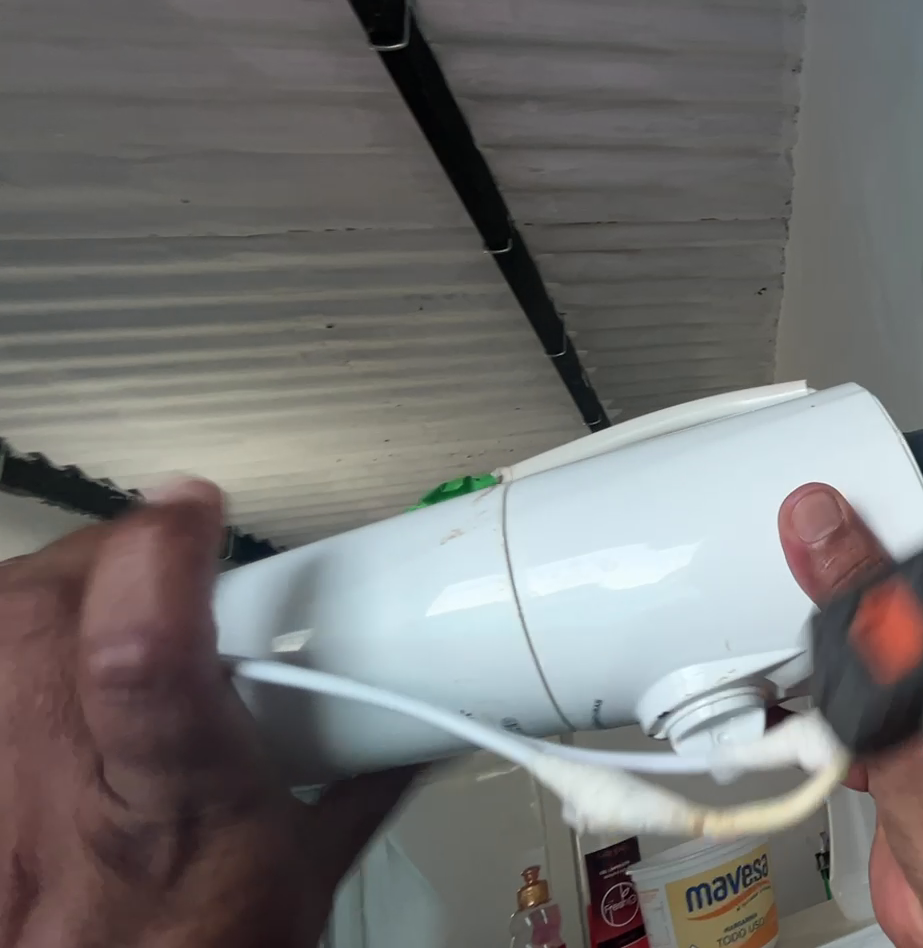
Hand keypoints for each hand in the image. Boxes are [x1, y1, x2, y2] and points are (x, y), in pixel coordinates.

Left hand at [0, 480, 414, 946]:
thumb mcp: (311, 871)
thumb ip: (369, 784)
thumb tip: (428, 727)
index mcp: (179, 799)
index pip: (141, 659)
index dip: (159, 559)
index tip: (196, 503)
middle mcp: (56, 794)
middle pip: (23, 621)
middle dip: (91, 547)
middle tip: (154, 537)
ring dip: (33, 587)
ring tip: (94, 578)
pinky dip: (7, 642)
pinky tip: (39, 648)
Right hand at [778, 484, 922, 947]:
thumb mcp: (913, 695)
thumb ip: (867, 608)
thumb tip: (826, 524)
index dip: (865, 522)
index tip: (808, 511)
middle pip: (884, 597)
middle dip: (831, 593)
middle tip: (781, 569)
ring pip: (861, 655)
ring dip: (817, 659)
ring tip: (775, 645)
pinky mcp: (902, 751)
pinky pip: (848, 713)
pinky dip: (813, 717)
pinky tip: (788, 722)